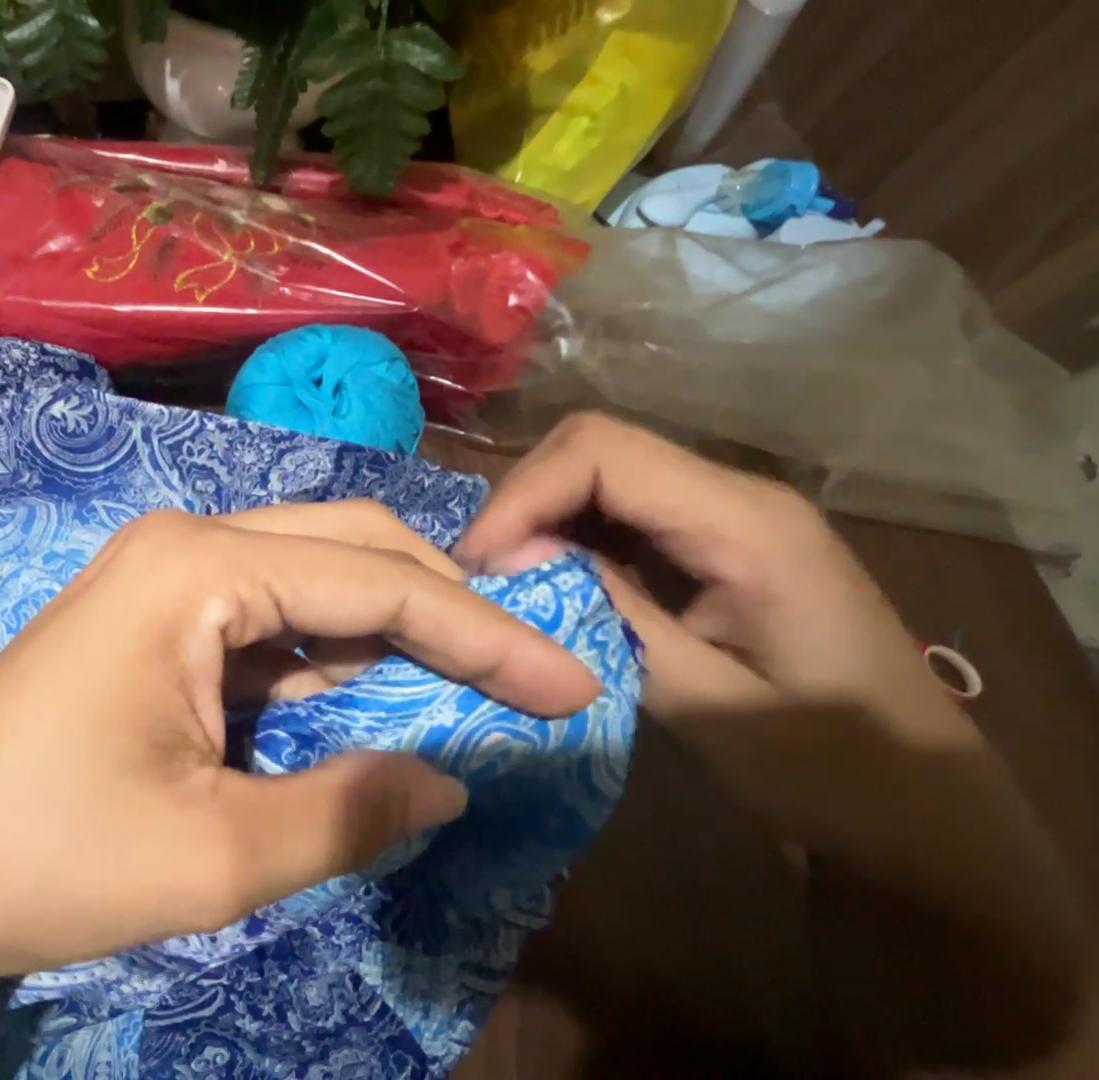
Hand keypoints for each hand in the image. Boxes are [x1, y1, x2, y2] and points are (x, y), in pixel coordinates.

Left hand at [0, 501, 600, 1017]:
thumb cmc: (48, 859)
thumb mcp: (220, 854)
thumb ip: (353, 808)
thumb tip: (450, 780)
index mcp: (195, 566)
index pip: (375, 582)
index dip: (485, 635)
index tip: (574, 690)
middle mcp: (177, 544)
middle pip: (344, 551)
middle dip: (444, 611)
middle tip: (531, 678)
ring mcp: (153, 578)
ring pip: (303, 581)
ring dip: (384, 631)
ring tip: (470, 688)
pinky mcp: (141, 621)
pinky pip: (256, 619)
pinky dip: (321, 657)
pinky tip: (363, 698)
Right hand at [455, 413, 1086, 1066]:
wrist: (923, 810)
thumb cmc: (826, 768)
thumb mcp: (701, 699)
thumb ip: (605, 612)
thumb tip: (514, 556)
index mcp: (746, 523)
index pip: (603, 452)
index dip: (522, 495)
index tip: (476, 566)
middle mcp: (736, 496)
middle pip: (595, 448)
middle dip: (521, 502)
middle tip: (480, 577)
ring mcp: (727, 516)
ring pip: (600, 475)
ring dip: (538, 520)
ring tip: (500, 583)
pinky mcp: (713, 544)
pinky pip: (619, 514)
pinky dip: (567, 539)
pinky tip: (547, 587)